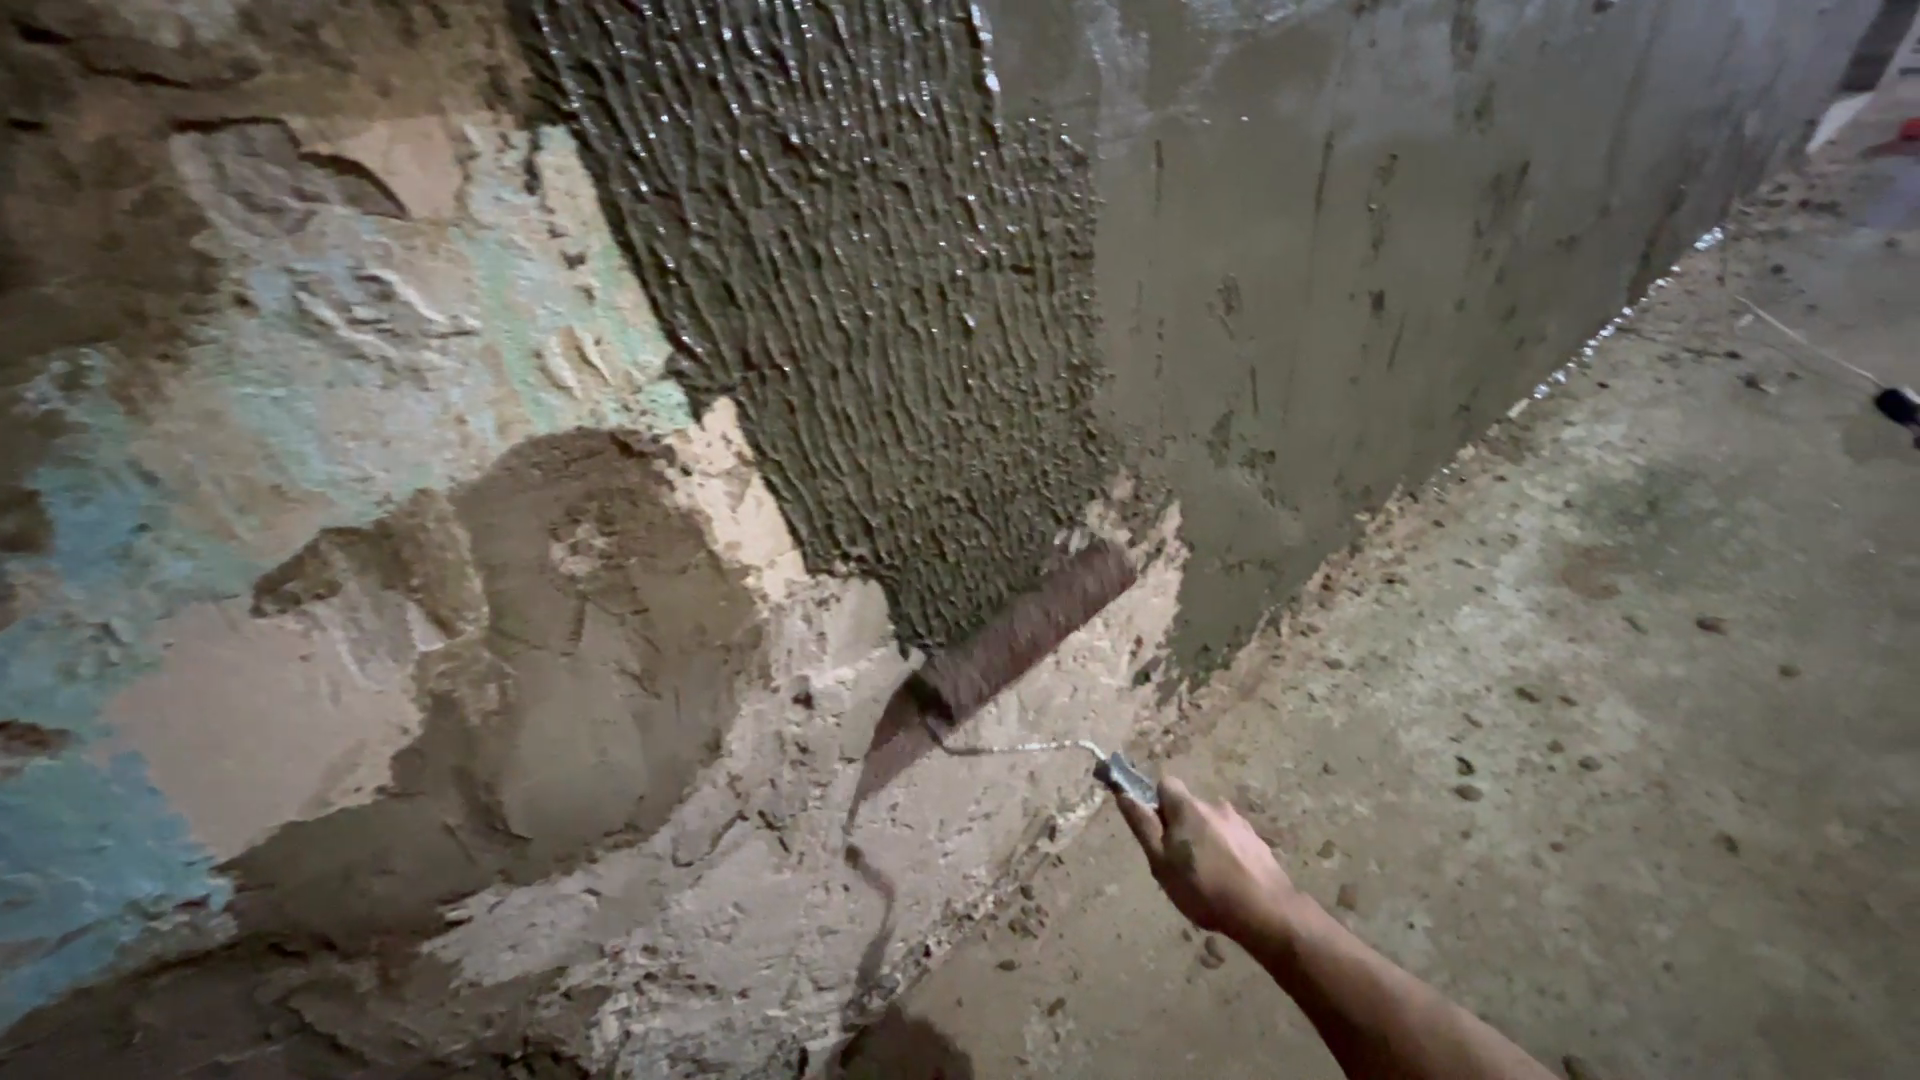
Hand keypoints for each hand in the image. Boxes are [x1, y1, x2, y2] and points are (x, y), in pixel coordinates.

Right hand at [1116, 776, 1299, 941]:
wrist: (1266, 911)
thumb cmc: (1204, 887)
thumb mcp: (1161, 861)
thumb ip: (1142, 825)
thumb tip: (1124, 794)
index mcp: (1188, 807)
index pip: (1165, 785)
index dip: (1155, 803)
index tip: (1155, 830)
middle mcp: (1215, 806)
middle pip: (1188, 808)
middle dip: (1180, 828)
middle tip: (1177, 864)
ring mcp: (1240, 824)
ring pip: (1211, 825)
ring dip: (1204, 842)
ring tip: (1206, 879)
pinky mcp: (1258, 843)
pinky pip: (1232, 841)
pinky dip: (1225, 854)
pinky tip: (1228, 882)